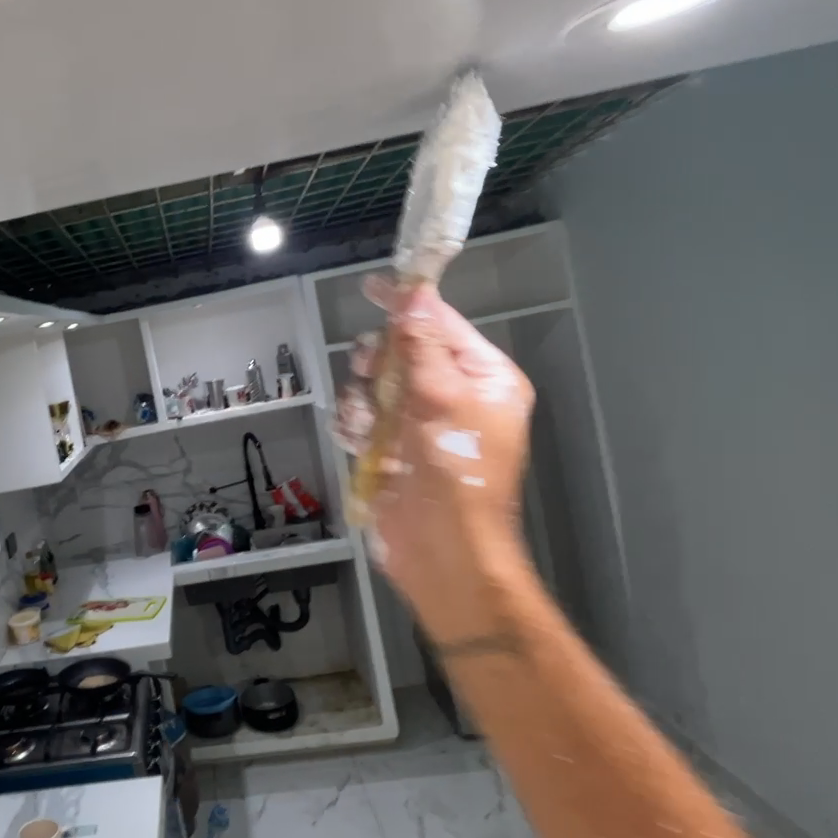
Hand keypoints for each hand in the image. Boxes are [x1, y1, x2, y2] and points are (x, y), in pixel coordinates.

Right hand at [334, 276, 537, 644]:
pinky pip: (361, 418)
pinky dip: (354, 425)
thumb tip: (415, 295)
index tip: (373, 287)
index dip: (408, 305)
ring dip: (362, 398)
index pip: (442, 324)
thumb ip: (422, 344)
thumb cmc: (456, 471)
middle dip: (379, 360)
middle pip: (402, 352)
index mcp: (483, 378)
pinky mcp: (392, 450)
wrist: (441, 550)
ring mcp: (420, 424)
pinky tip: (358, 442)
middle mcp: (453, 396)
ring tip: (368, 423)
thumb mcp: (441, 397)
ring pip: (374, 385)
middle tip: (371, 370)